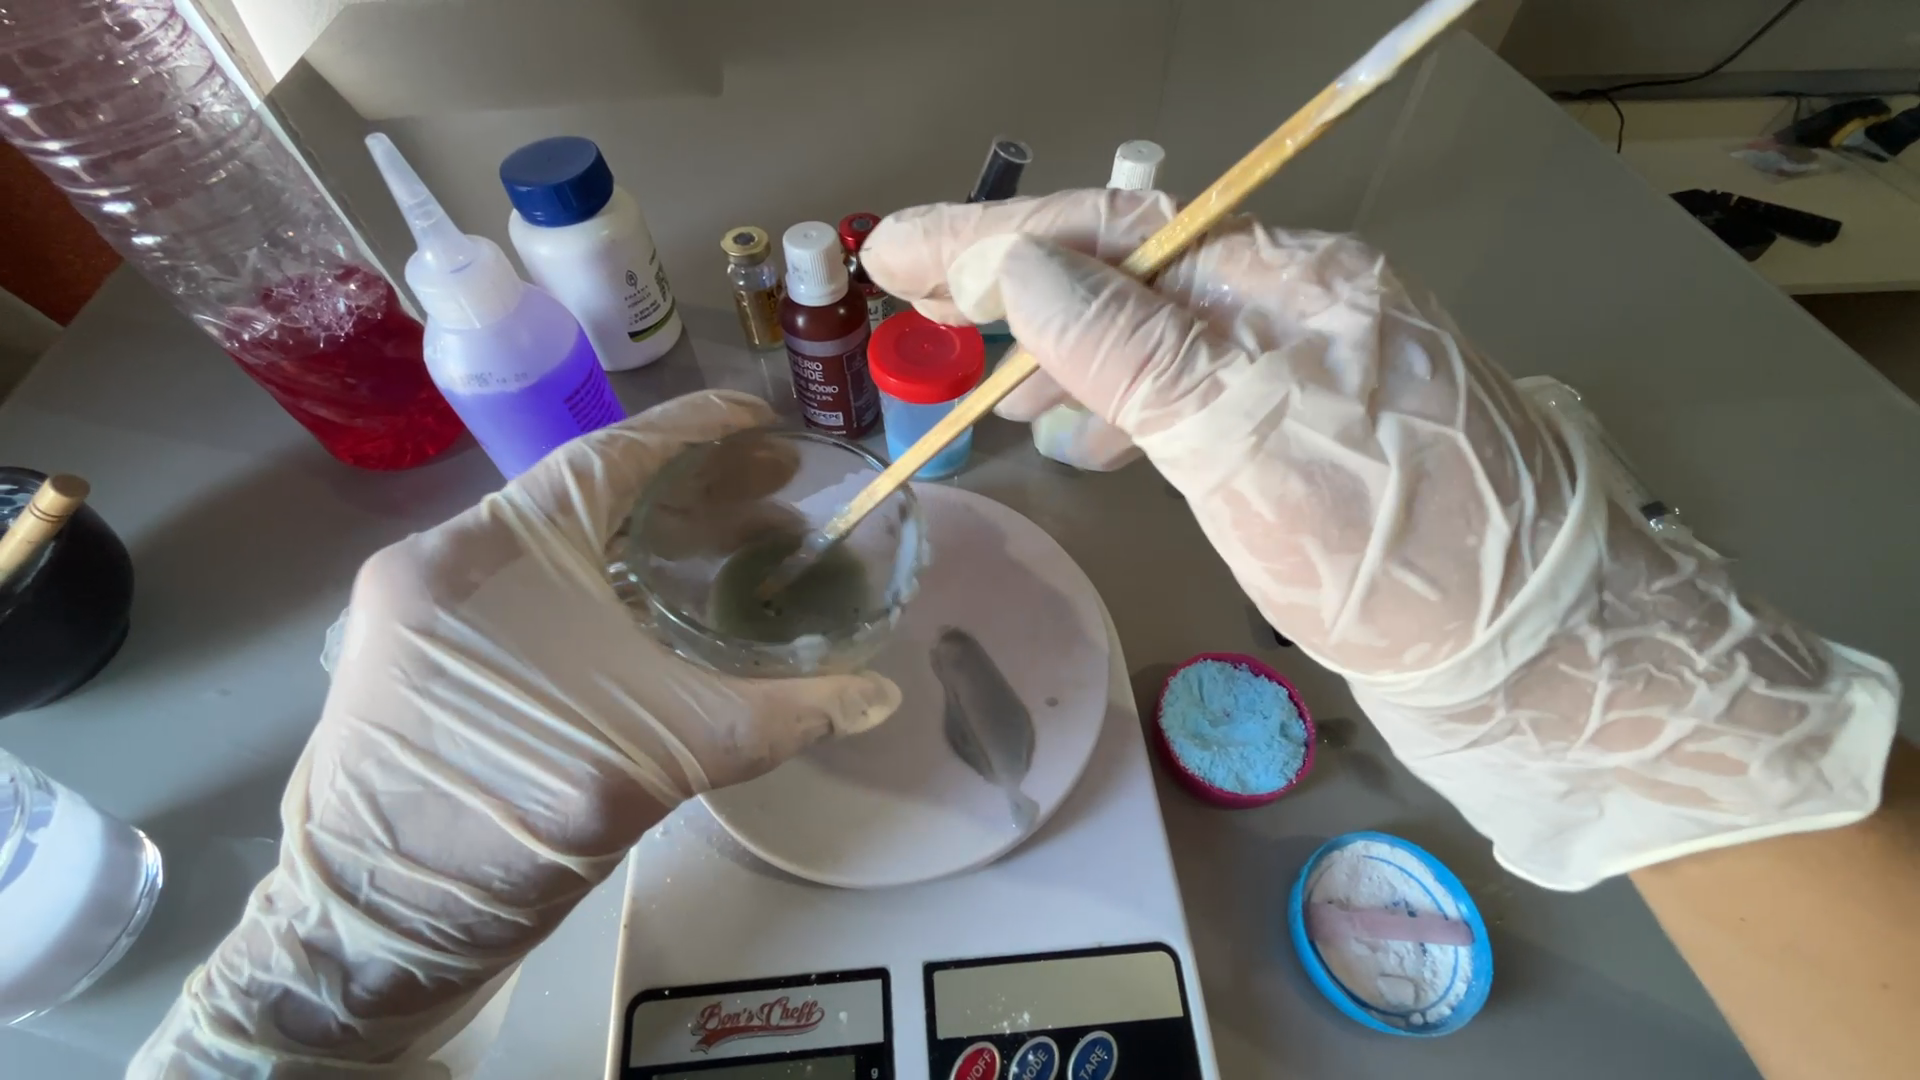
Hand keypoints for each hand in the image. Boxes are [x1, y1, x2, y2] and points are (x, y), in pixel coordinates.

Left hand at [131, 391, 899, 1076]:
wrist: (376, 936)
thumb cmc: (505, 839)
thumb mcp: (656, 765)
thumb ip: (777, 718)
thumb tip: (878, 695)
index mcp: (489, 560)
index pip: (606, 460)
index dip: (693, 430)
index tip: (764, 419)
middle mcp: (453, 558)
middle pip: (596, 492)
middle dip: (696, 483)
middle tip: (781, 483)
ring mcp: (440, 598)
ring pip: (575, 535)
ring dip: (664, 530)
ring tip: (752, 535)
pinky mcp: (445, 640)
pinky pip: (553, 576)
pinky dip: (625, 571)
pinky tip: (683, 591)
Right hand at [863, 191, 1899, 889]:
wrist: (1518, 650)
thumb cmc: (1384, 547)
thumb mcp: (1245, 440)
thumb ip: (1132, 352)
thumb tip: (1024, 270)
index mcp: (1277, 283)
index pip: (1106, 236)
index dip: (990, 238)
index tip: (895, 251)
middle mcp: (1280, 306)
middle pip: (1117, 274)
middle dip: (1007, 281)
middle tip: (911, 294)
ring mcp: (1282, 369)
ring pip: (1140, 338)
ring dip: (1054, 351)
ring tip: (983, 385)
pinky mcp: (1282, 430)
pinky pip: (1172, 394)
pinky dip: (1113, 408)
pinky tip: (1081, 436)